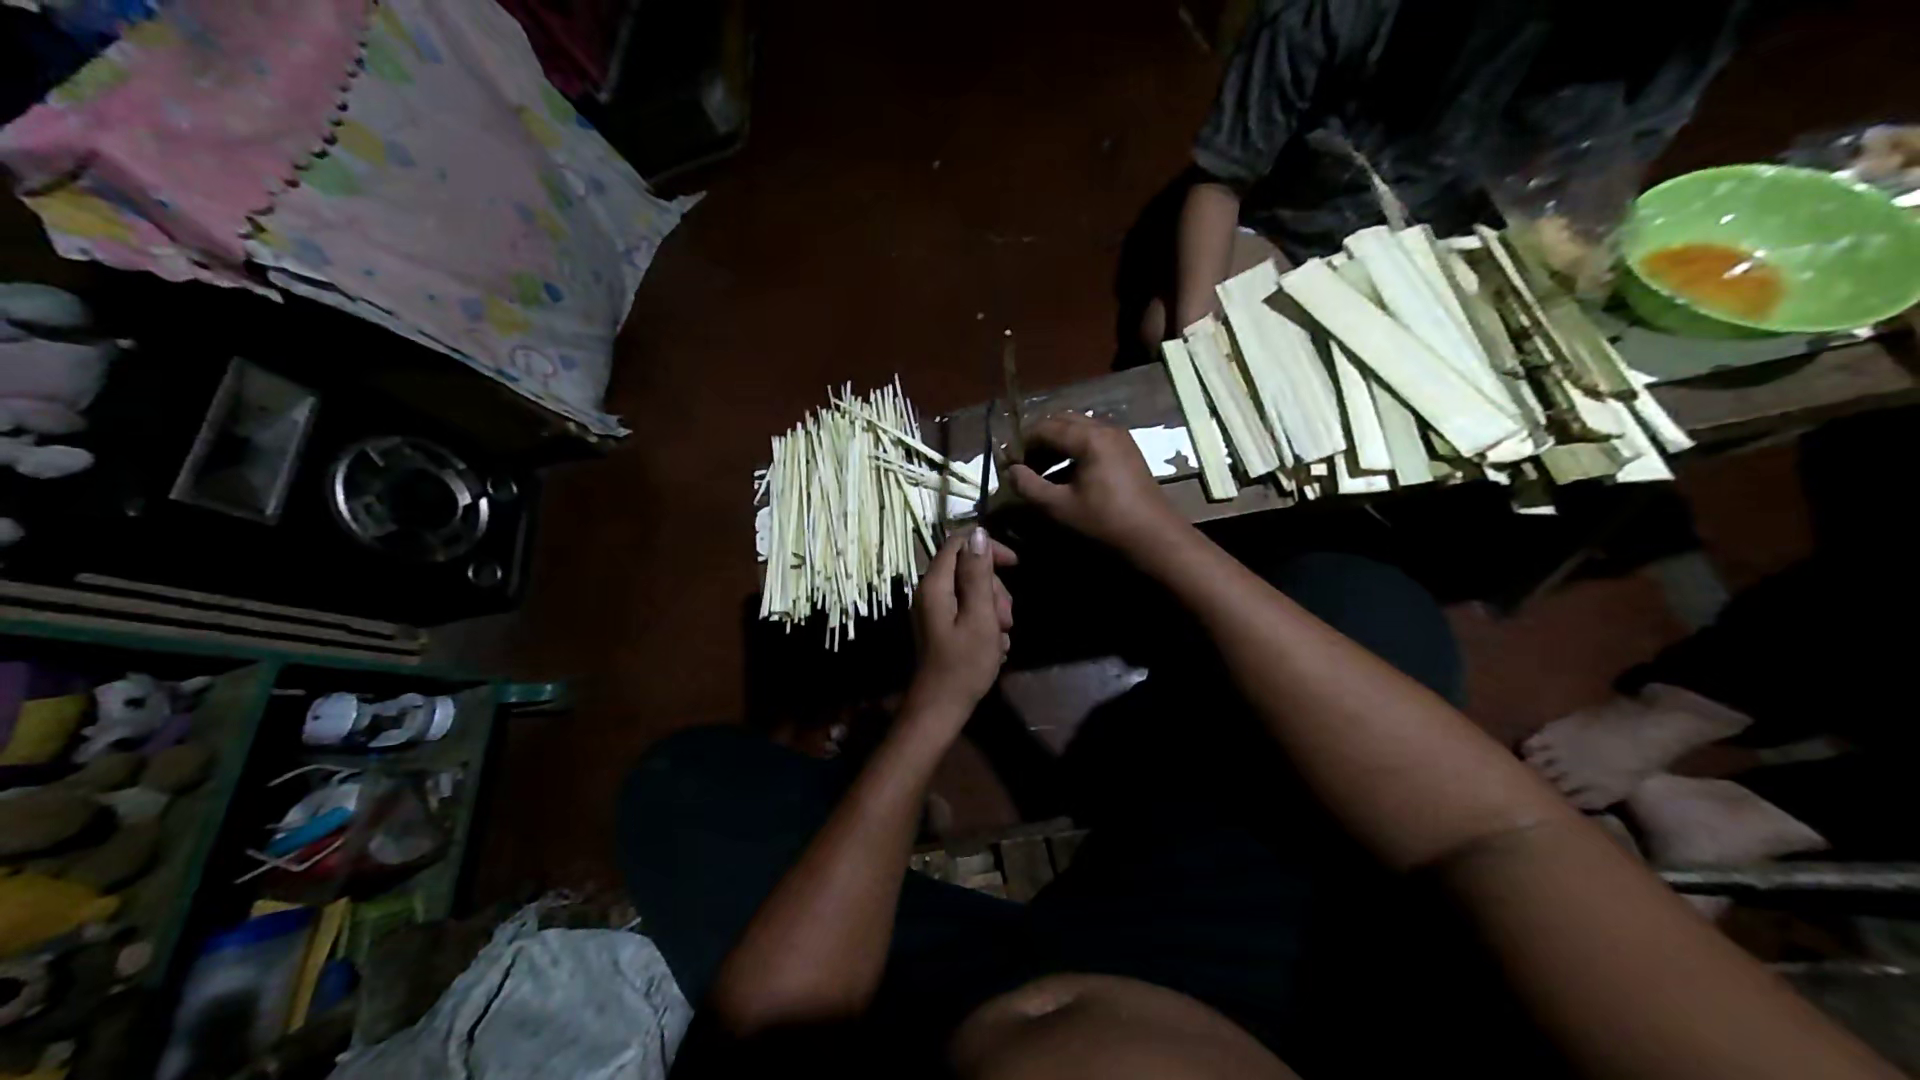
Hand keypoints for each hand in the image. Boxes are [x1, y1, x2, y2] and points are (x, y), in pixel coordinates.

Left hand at [903, 527, 1016, 728]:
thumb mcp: (979, 617)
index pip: (958, 543)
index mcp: (935, 586)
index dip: (987, 548)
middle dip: (994, 589)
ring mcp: (935, 611)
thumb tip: (978, 533)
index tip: (1014, 565)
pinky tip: (995, 647)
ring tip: (1002, 637)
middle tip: (1007, 618)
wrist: (941, 708)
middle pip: (968, 570)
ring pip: (973, 592)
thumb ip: (978, 574)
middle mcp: (930, 593)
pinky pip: (969, 612)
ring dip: (994, 610)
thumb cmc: (963, 664)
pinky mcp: (942, 627)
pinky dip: (986, 624)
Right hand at [1006, 414, 1185, 554]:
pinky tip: (1064, 476)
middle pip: (1062, 421)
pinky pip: (1092, 440)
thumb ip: (1029, 486)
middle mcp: (1105, 428)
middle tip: (1022, 464)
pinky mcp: (1126, 451)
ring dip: (1055, 446)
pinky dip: (1073, 451)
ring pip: (1078, 430)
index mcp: (1088, 437)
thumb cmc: (1105, 522)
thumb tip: (1011, 471)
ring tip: (1039, 472)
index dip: (1021, 443)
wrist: (1155, 538)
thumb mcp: (1059, 507)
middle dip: (1038, 440)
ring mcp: (1119, 438)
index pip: (1044, 427)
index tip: (1006, 462)